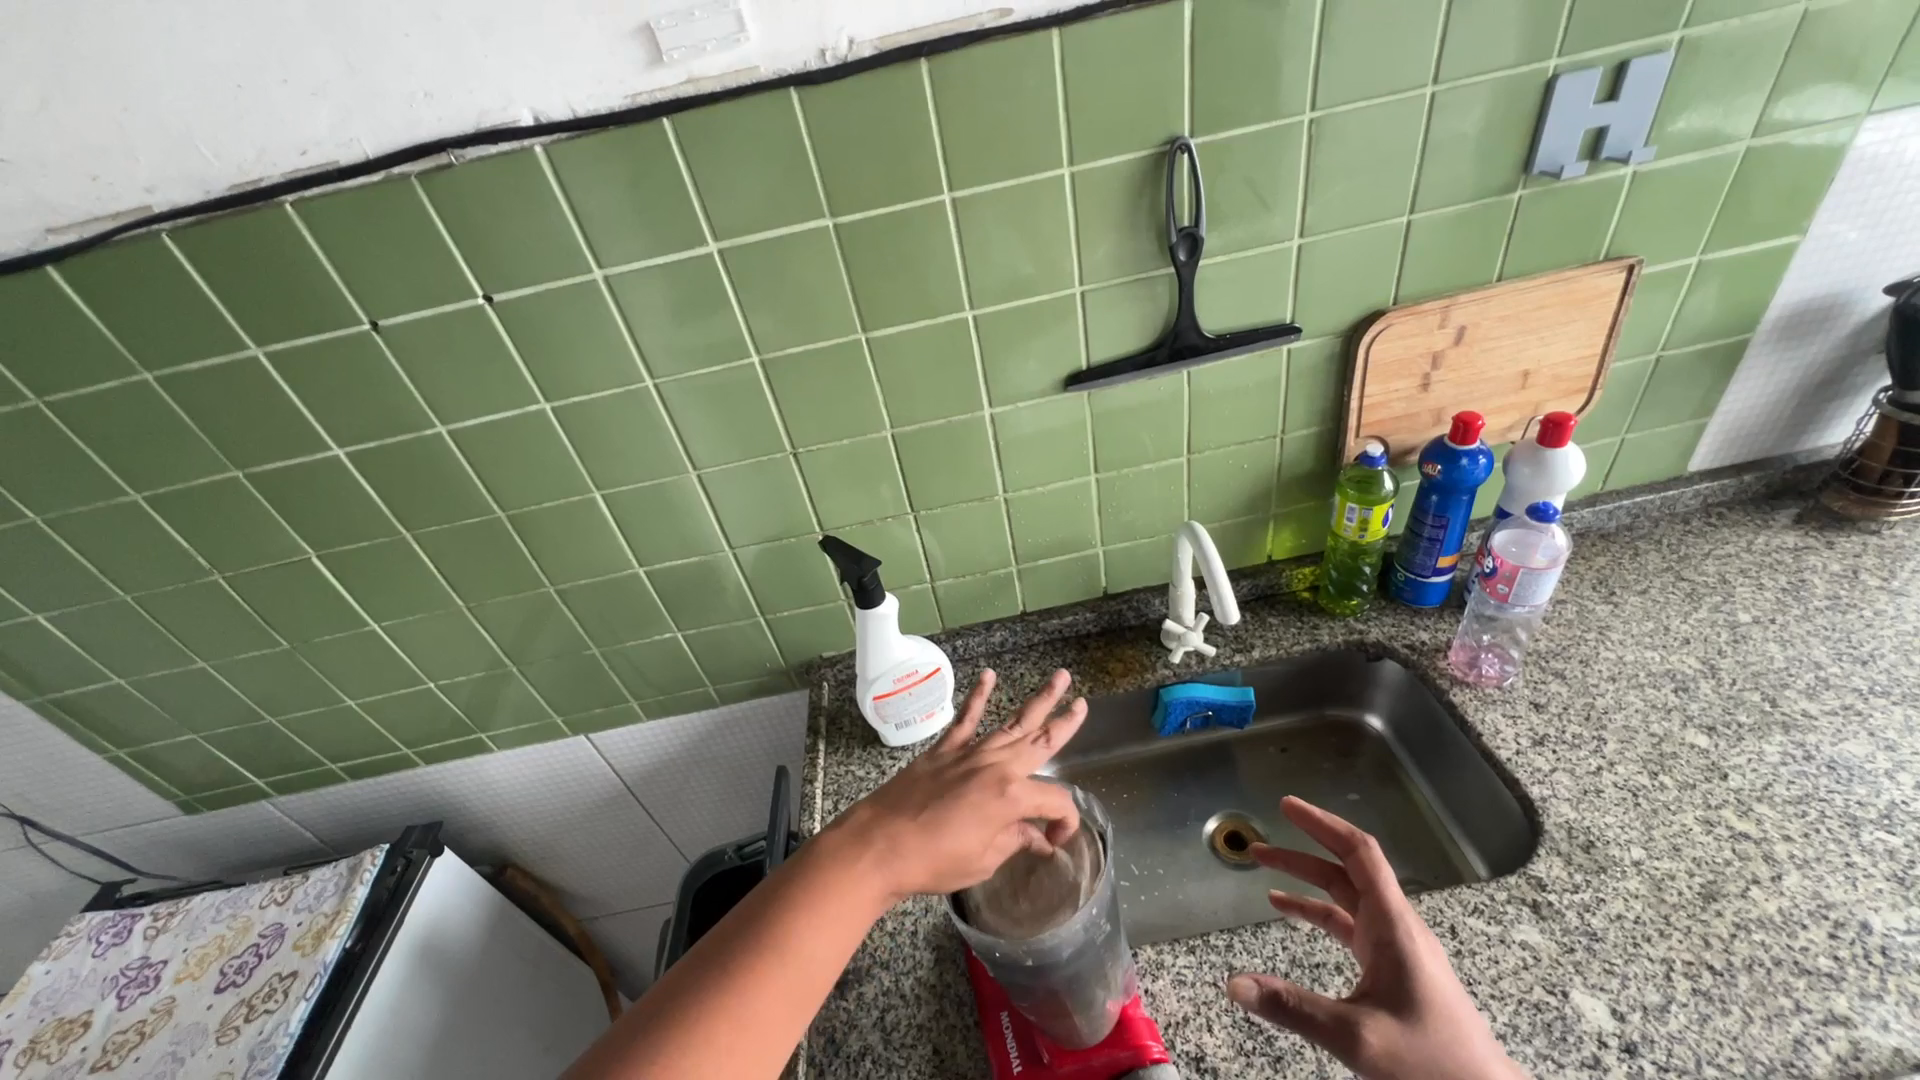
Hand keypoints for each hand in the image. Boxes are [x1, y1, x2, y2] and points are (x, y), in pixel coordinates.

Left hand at [824, 668, 1087, 901]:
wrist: (879, 845)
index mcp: (1011, 798)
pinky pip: (966, 718)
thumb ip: (1014, 841)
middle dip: (1066, 723)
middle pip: (1041, 740)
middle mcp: (996, 767)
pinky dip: (977, 696)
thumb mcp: (983, 861)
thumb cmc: (933, 861)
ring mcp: (969, 754)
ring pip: (1012, 723)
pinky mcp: (944, 750)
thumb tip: (1037, 839)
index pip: (1055, 802)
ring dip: (1038, 701)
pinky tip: (988, 676)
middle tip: (1083, 704)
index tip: (1052, 843)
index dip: (1064, 824)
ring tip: (1060, 678)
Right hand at [1226, 797, 1525, 1079]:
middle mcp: (1395, 926)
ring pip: (1345, 897)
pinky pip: (1348, 925)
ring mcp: (1395, 947)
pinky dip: (1316, 912)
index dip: (1322, 824)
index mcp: (1393, 925)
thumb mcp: (1356, 1038)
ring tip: (1263, 869)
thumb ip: (1292, 1008)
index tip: (1286, 805)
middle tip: (1257, 845)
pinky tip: (1288, 913)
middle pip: (1345, 871)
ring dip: (1305, 880)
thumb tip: (1233, 984)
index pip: (1358, 853)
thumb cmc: (1430, 1062)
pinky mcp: (1393, 968)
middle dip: (1300, 852)